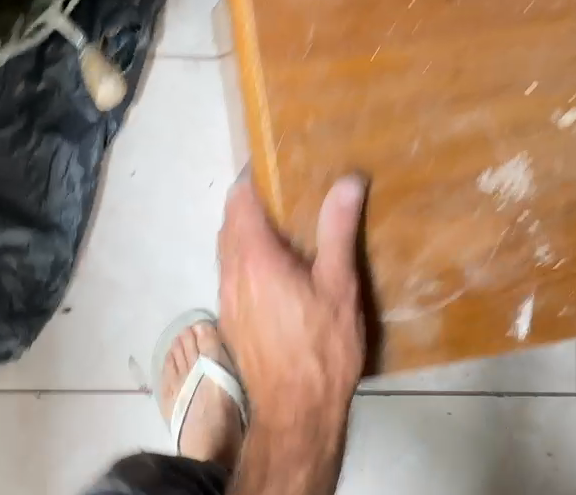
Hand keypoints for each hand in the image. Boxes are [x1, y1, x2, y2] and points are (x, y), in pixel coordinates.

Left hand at [218, 174, 367, 436]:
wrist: (295, 416)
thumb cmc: (321, 349)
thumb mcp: (338, 286)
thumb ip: (337, 230)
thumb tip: (347, 181)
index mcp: (254, 256)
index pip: (240, 199)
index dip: (251, 176)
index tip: (271, 160)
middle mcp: (232, 271)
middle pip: (230, 220)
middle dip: (249, 199)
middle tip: (283, 185)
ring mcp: (227, 297)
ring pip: (227, 247)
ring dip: (245, 227)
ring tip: (281, 219)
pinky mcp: (231, 318)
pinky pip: (232, 270)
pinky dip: (246, 254)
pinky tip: (274, 264)